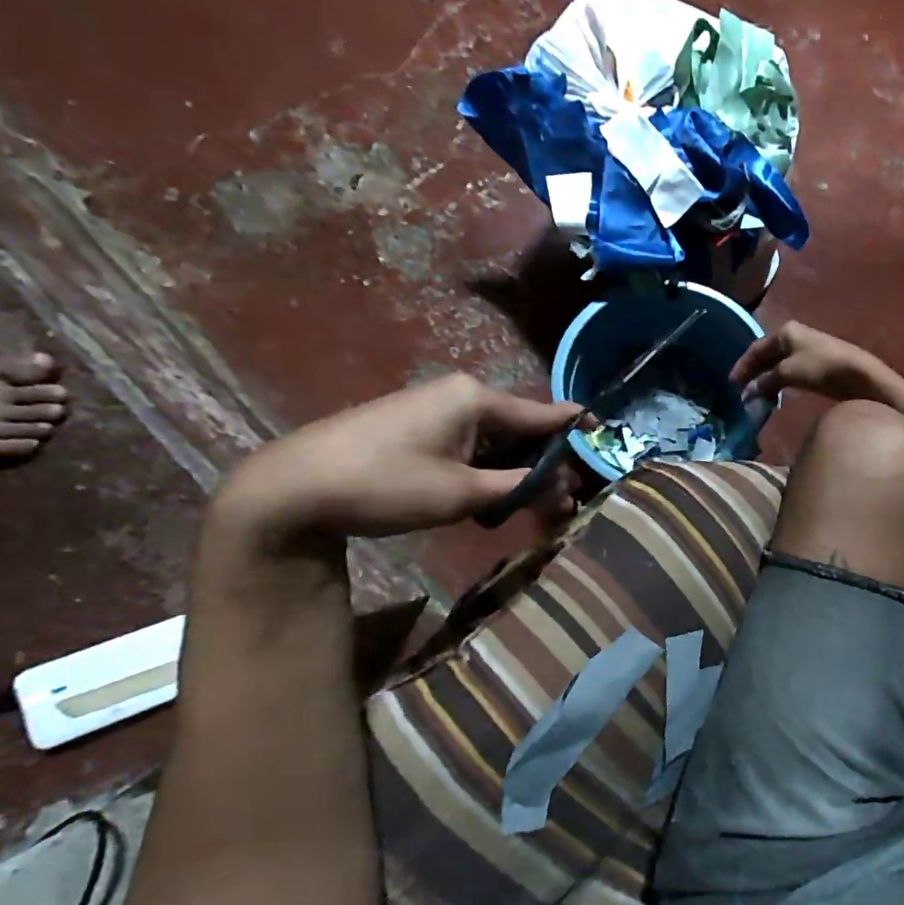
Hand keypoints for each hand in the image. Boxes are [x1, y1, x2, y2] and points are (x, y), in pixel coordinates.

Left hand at [216, 374, 584, 542]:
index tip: (611, 447)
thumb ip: (521, 488)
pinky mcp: (418, 427)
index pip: (548, 414)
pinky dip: (488, 470)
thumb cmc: (386, 485)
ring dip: (517, 472)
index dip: (581, 433)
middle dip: (547, 465)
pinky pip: (471, 445)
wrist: (292, 488)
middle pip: (524, 428)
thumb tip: (566, 489)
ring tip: (531, 509)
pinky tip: (490, 499)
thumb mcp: (463, 494)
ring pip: (497, 440)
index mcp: (477, 398)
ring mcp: (436, 409)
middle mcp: (461, 395)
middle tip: (566, 503)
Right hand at [730, 322, 890, 401]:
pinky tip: (775, 396)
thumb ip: (765, 381)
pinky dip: (779, 383)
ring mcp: (805, 350)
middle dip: (753, 374)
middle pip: (766, 356)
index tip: (731, 383)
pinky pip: (789, 373)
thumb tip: (746, 393)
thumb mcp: (788, 372)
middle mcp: (794, 336)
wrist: (858, 374)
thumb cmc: (820, 367)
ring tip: (755, 397)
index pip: (756, 348)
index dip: (742, 365)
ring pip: (777, 365)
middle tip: (741, 391)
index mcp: (785, 331)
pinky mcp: (814, 365)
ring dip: (765, 381)